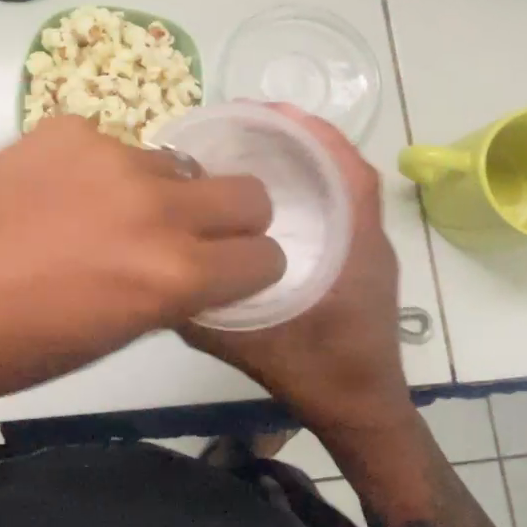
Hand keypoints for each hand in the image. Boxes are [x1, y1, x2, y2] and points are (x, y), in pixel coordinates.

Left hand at [0, 115, 285, 403]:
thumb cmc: (6, 348)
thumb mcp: (107, 340)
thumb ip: (164, 294)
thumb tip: (186, 267)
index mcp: (173, 275)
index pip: (265, 258)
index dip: (251, 271)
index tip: (230, 276)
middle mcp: (157, 205)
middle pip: (246, 192)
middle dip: (234, 219)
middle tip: (192, 238)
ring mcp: (111, 155)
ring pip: (177, 164)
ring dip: (162, 192)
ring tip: (106, 217)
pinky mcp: (66, 127)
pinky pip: (114, 144)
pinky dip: (104, 169)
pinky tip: (56, 194)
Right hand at [181, 105, 412, 436]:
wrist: (361, 413)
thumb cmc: (315, 374)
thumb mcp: (246, 344)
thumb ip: (203, 311)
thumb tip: (158, 269)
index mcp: (354, 247)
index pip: (347, 172)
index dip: (314, 134)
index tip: (269, 113)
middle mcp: (367, 240)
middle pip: (343, 170)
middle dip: (302, 139)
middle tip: (250, 127)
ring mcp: (368, 252)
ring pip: (343, 190)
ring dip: (308, 163)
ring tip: (258, 151)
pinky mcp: (361, 265)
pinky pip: (340, 211)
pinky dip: (313, 190)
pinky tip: (274, 200)